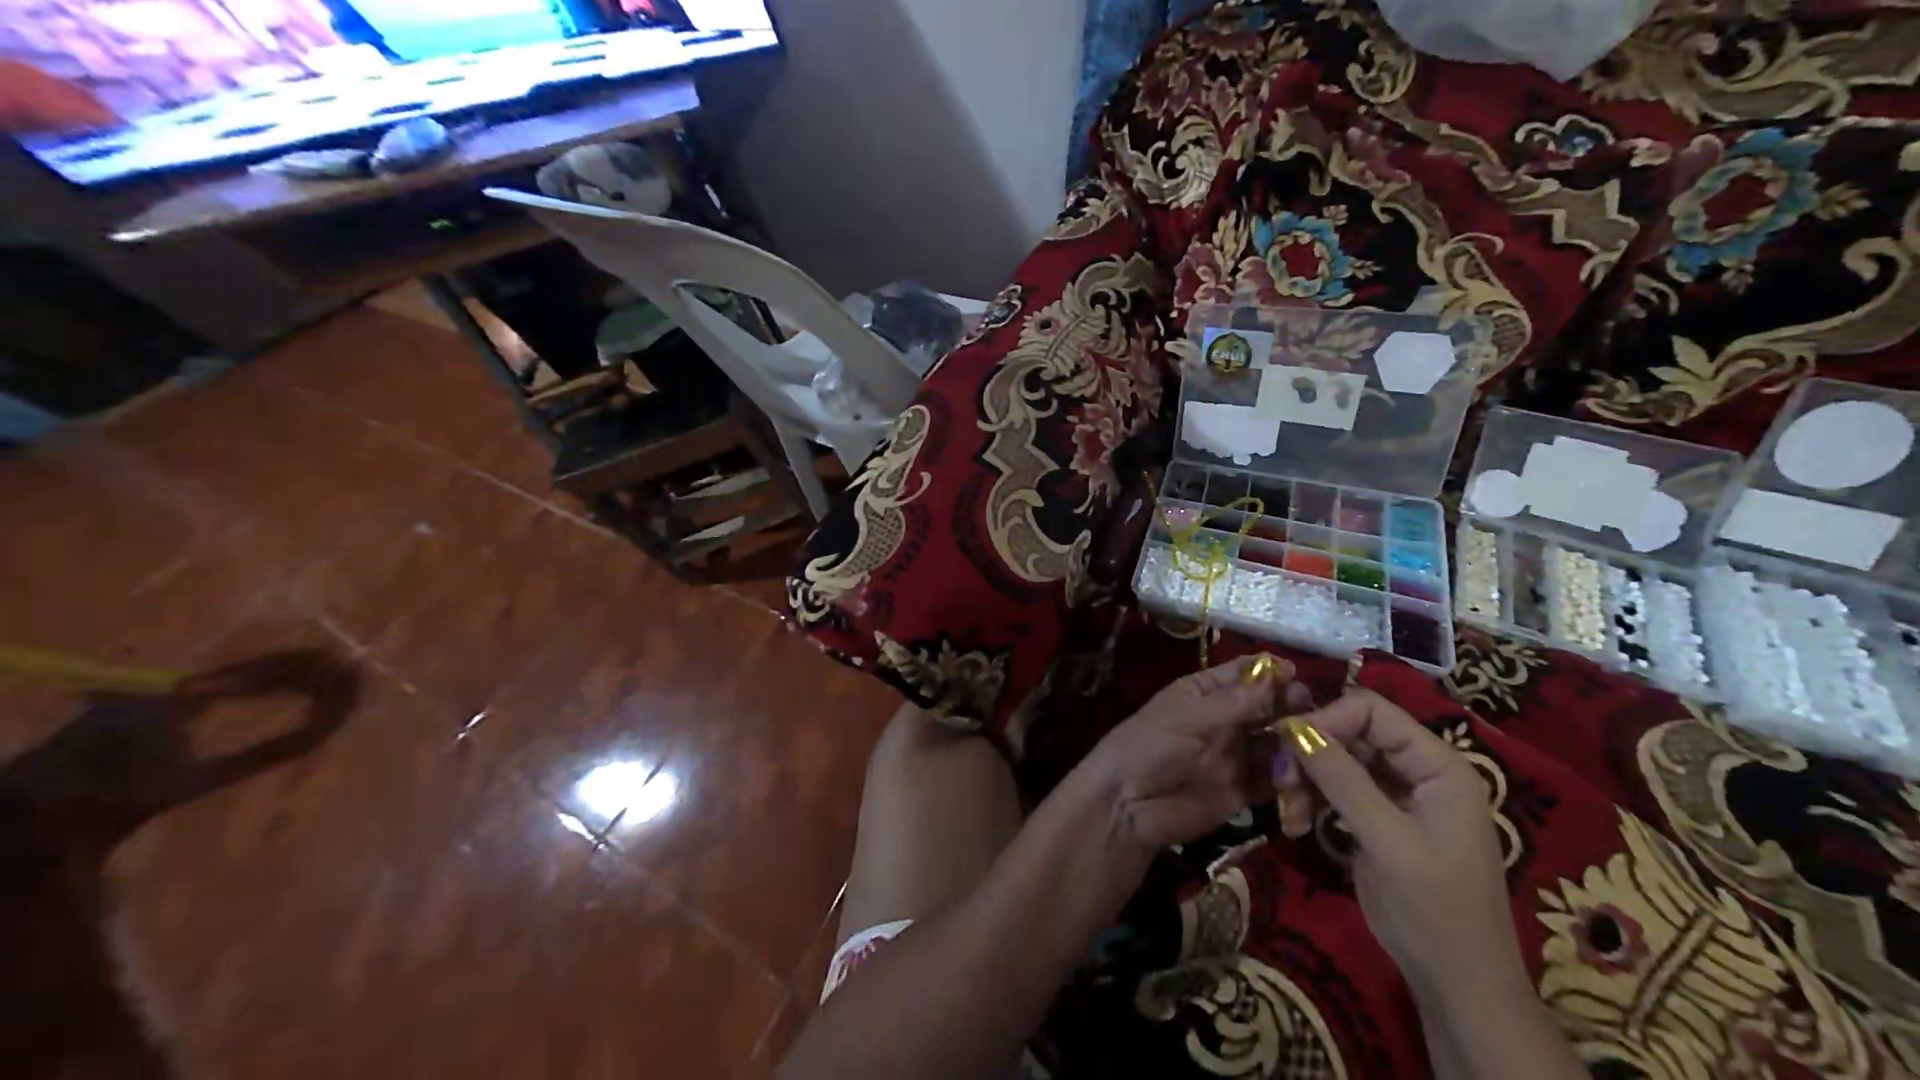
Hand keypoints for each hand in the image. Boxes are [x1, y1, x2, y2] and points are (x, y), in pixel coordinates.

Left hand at [1075, 655, 1301, 851]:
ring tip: (1312, 747)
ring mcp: (1236, 754)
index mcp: (1204, 692)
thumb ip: (1236, 702)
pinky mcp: (1244, 789)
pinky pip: (1276, 780)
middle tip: (1313, 715)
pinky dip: (1293, 778)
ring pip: (1277, 742)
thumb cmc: (1148, 747)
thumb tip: (1280, 673)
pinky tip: (1306, 777)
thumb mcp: (1189, 718)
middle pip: (1268, 706)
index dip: (1271, 673)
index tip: (1296, 676)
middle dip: (1291, 708)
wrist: (1126, 806)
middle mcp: (1225, 719)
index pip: (1244, 673)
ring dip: (1296, 743)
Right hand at [1275, 690, 1524, 998]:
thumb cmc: (1434, 909)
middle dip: (1310, 751)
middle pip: (1351, 732)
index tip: (1285, 745)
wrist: (1457, 983)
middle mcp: (1420, 769)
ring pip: (1338, 759)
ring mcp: (1399, 794)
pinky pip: (1337, 787)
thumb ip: (1342, 778)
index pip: (1372, 711)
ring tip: (1287, 810)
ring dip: (1306, 777)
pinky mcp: (1378, 817)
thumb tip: (1292, 726)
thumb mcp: (1387, 840)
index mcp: (1440, 765)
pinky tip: (1295, 820)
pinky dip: (1311, 798)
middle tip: (1279, 782)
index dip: (1326, 719)